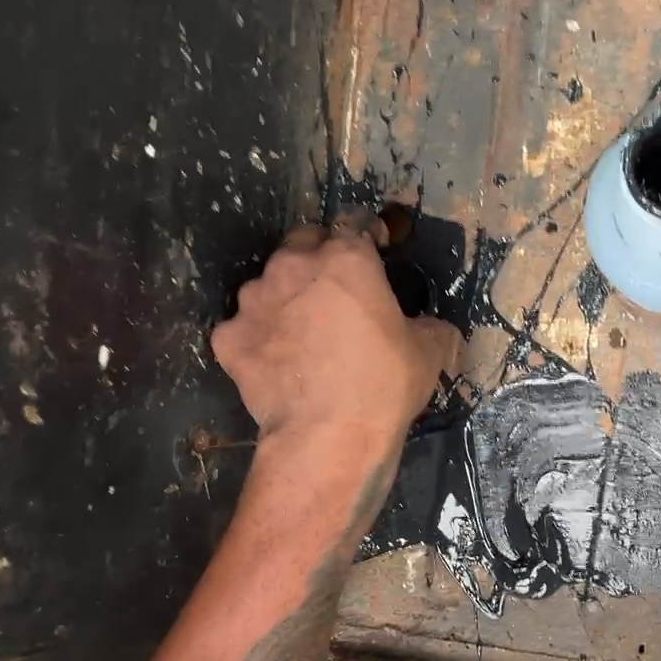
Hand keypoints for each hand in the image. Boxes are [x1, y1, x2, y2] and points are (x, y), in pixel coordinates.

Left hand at [213, 224, 459, 461]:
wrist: (329, 437)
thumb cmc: (385, 385)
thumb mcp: (431, 353)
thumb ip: (432, 326)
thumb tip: (431, 326)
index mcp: (346, 261)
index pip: (354, 224)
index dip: (367, 233)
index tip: (376, 247)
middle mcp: (293, 268)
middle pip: (303, 242)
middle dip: (321, 257)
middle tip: (341, 290)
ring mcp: (253, 302)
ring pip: (270, 285)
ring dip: (288, 297)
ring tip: (307, 331)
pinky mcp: (228, 338)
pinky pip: (247, 328)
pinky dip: (262, 338)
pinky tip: (281, 362)